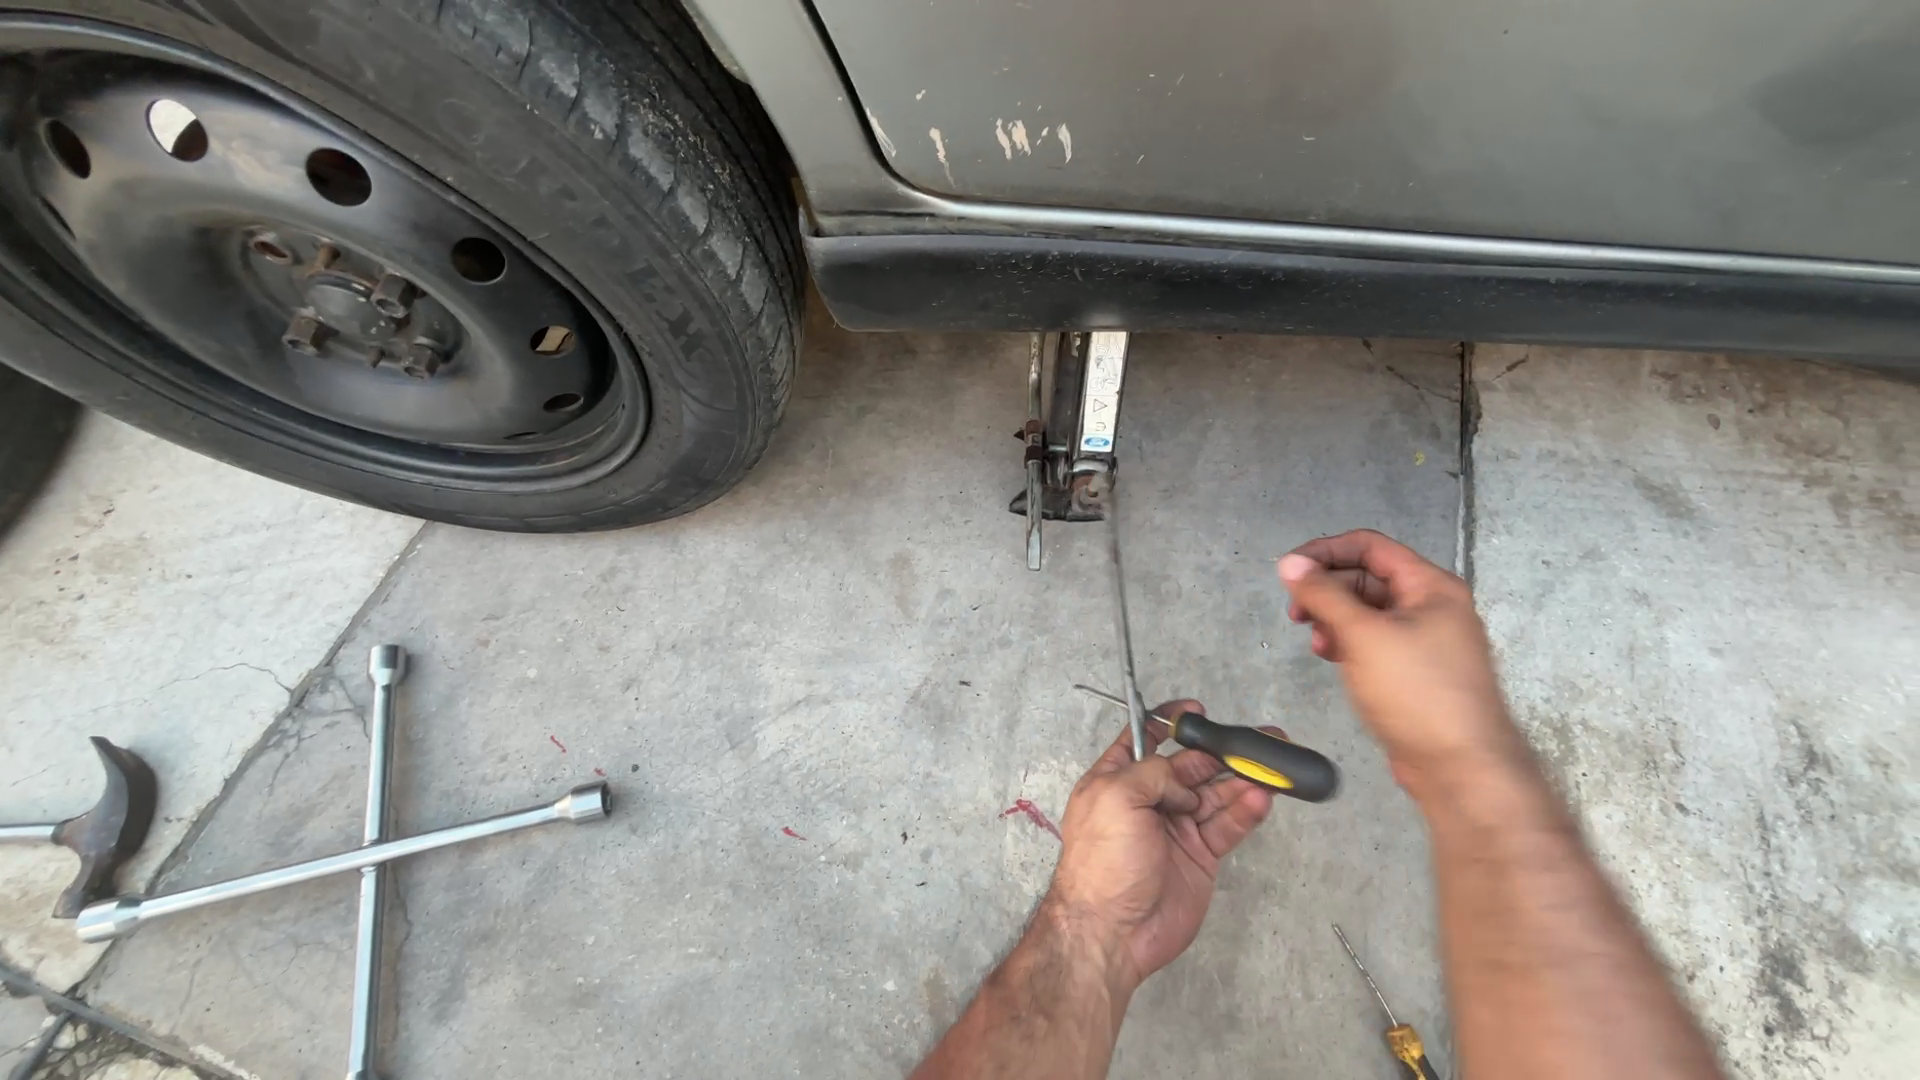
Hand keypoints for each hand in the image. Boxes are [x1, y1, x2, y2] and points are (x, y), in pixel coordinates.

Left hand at [1043, 703, 1275, 996]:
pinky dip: (1246, 810)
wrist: (1112, 930)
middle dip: (1220, 751)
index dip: (1169, 720)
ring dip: (1242, 778)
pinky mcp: (1200, 855)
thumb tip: (1183, 778)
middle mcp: (1147, 799)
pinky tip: (1262, 797)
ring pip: (1215, 794)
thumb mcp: (1116, 797)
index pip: (1144, 738)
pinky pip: (1227, 825)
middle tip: (1255, 739)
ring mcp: (1176, 827)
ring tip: (1272, 766)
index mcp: (1117, 779)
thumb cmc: (1102, 860)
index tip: (1195, 710)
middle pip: (1190, 765)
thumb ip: (1153, 772)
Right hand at [1278, 529, 1524, 792]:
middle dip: (1325, 591)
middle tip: (1295, 615)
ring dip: (1332, 619)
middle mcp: (1430, 605)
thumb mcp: (1362, 635)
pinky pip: (1372, 639)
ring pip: (1365, 610)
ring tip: (1316, 644)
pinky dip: (1346, 642)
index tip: (1288, 572)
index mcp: (1429, 586)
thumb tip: (1289, 562)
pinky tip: (1332, 658)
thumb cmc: (1414, 691)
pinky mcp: (1413, 668)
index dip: (1324, 552)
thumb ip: (1323, 594)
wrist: (1460, 766)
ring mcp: (1423, 638)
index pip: (1369, 546)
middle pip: (1365, 577)